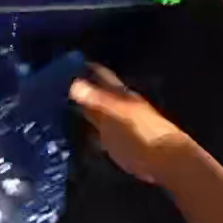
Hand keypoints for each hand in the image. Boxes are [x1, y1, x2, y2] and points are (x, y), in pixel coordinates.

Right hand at [69, 62, 195, 184]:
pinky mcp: (113, 142)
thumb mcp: (120, 113)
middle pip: (95, 91)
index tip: (65, 62)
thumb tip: (73, 84)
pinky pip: (94, 129)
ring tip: (58, 102)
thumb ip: (98, 100)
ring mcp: (115, 123)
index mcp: (120, 94)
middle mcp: (116, 105)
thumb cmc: (144, 133)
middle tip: (55, 83)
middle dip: (78, 86)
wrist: (166, 160)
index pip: (100, 74)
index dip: (86, 67)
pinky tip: (72, 127)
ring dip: (79, 106)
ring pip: (93, 110)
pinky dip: (83, 126)